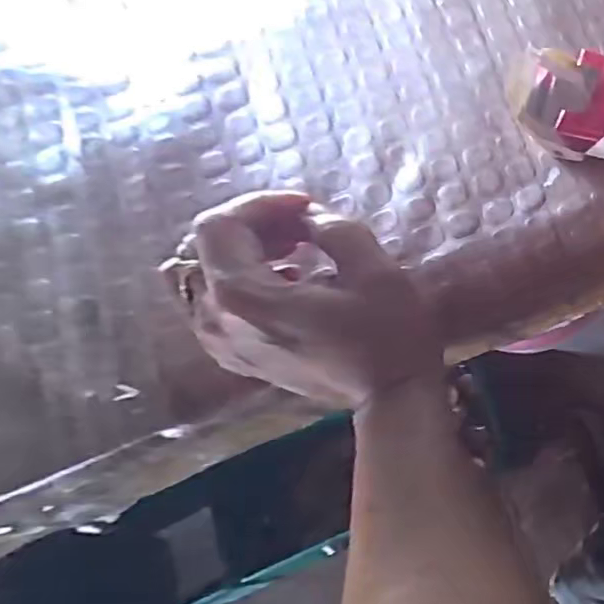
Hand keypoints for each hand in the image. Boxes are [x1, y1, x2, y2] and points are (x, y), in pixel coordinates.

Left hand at [159, 191, 442, 407]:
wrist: (394, 398)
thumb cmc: (391, 336)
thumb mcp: (377, 272)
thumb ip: (338, 231)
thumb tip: (311, 219)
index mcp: (243, 294)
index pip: (221, 225)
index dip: (263, 204)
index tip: (309, 205)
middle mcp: (216, 318)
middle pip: (210, 248)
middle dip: (257, 228)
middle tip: (307, 228)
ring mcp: (223, 343)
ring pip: (209, 277)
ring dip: (249, 256)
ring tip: (297, 256)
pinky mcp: (239, 358)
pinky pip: (217, 307)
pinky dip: (245, 285)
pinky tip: (288, 288)